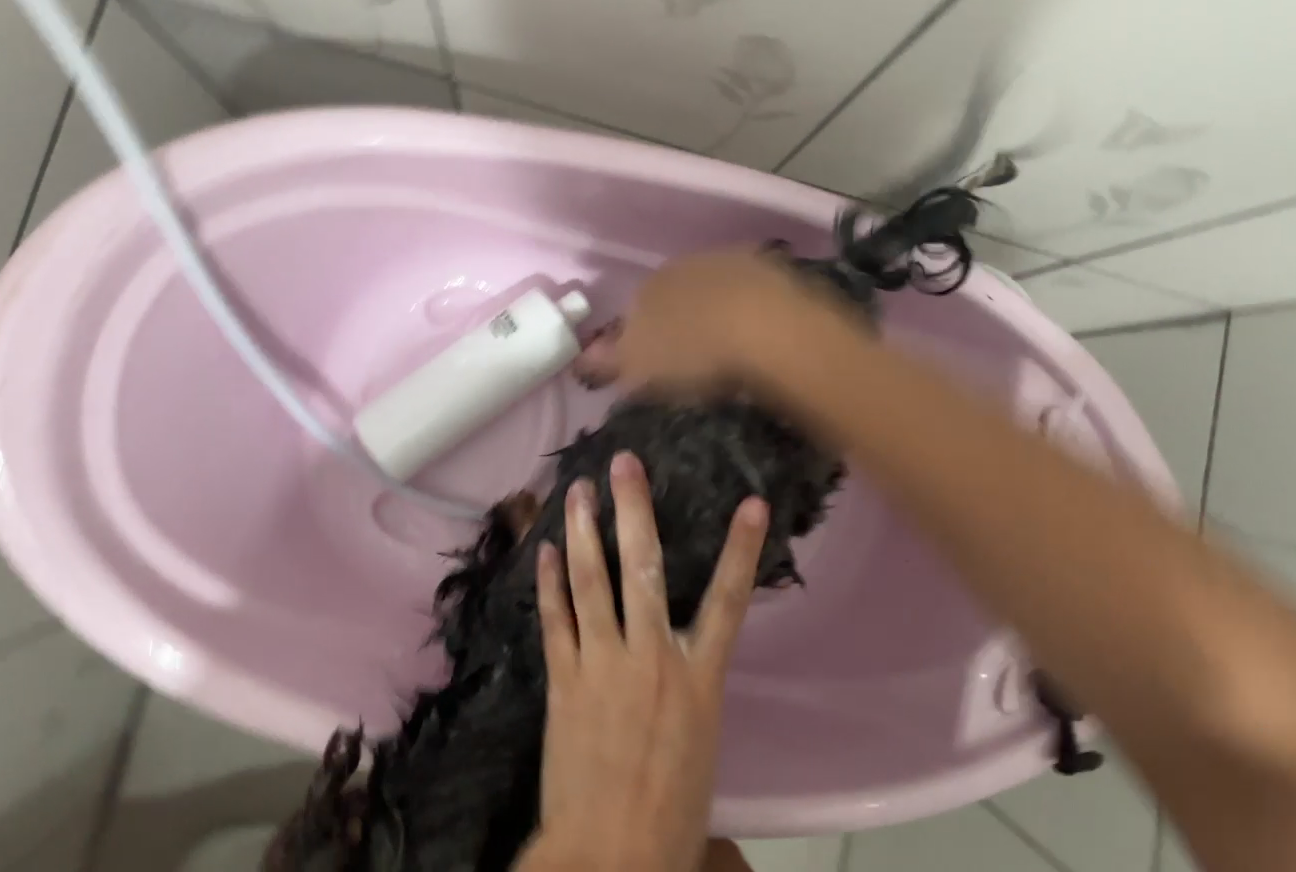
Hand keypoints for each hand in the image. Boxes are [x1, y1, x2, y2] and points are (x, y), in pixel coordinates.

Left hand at [519, 451, 769, 871]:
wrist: (608, 855)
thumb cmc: (669, 814)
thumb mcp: (701, 751)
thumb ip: (693, 698)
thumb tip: (689, 670)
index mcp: (699, 679)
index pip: (729, 601)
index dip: (742, 550)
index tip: (753, 505)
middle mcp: (652, 658)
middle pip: (643, 568)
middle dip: (633, 510)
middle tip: (624, 464)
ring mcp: (602, 665)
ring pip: (591, 583)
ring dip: (583, 532)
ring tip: (576, 491)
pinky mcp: (563, 682)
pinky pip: (556, 621)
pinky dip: (549, 584)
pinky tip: (542, 553)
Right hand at [616, 250, 857, 397]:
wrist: (770, 328)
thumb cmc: (693, 353)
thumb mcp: (638, 369)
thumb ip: (607, 363)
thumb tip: (583, 358)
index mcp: (644, 289)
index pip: (633, 313)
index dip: (639, 341)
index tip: (652, 368)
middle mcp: (682, 266)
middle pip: (673, 297)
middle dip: (677, 322)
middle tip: (692, 359)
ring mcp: (729, 262)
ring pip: (712, 290)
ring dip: (715, 312)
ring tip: (730, 349)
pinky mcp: (773, 268)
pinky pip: (752, 293)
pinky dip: (751, 310)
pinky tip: (762, 335)